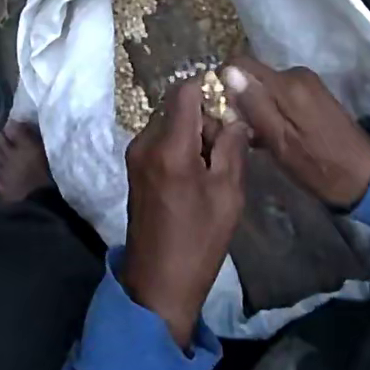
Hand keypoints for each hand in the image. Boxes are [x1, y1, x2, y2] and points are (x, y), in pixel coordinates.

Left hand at [121, 81, 247, 348]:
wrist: (158, 281)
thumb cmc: (199, 240)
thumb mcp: (227, 194)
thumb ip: (231, 148)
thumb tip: (234, 117)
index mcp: (169, 146)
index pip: (184, 92)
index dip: (208, 88)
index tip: (231, 102)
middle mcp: (145, 142)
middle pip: (177, 107)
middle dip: (204, 116)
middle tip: (229, 144)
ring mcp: (135, 154)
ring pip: (168, 123)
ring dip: (192, 132)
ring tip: (215, 164)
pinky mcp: (134, 167)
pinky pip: (159, 140)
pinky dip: (179, 145)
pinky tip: (196, 173)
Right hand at [222, 57, 369, 209]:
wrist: (366, 178)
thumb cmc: (318, 166)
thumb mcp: (280, 142)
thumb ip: (254, 105)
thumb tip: (228, 72)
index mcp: (287, 84)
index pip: (240, 64)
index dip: (223, 82)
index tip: (218, 107)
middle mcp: (296, 74)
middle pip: (252, 76)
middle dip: (239, 98)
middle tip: (236, 129)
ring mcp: (306, 82)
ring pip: (264, 86)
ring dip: (254, 106)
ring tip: (253, 135)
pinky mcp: (311, 93)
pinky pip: (278, 92)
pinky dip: (269, 109)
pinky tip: (270, 133)